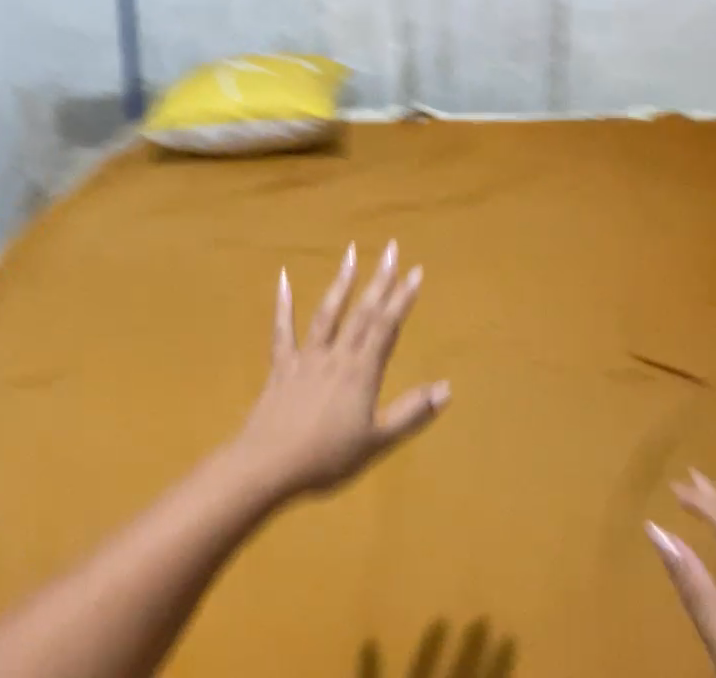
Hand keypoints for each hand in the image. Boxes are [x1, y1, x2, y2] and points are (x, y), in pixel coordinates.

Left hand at [231, 242, 448, 497]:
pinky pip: (282, 330)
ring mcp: (306, 358)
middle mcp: (337, 356)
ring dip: (341, 282)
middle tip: (392, 248)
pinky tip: (283, 278)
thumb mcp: (377, 441)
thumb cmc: (327, 458)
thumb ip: (411, 412)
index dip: (402, 298)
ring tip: (351, 253)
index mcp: (362, 373)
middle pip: (362, 312)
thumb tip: (447, 388)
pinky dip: (283, 303)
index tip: (416, 271)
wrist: (268, 466)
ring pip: (328, 313)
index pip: (387, 327)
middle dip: (380, 279)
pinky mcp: (281, 367)